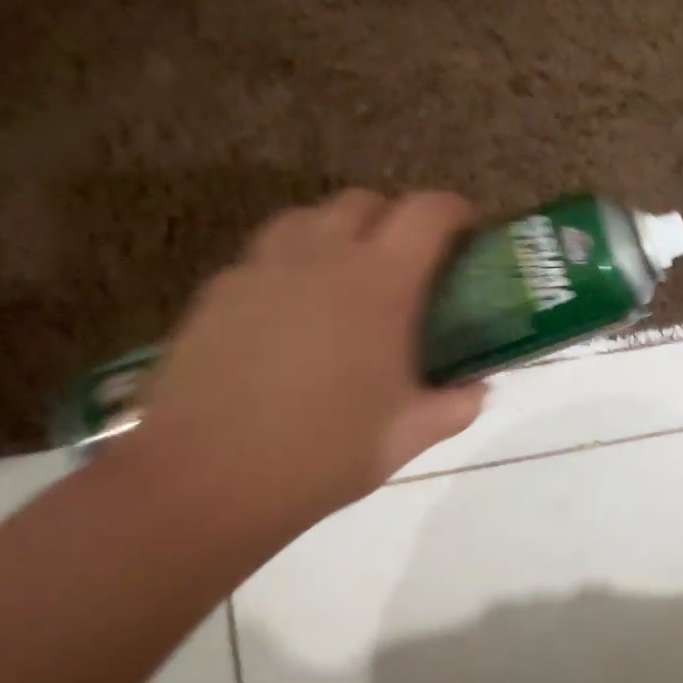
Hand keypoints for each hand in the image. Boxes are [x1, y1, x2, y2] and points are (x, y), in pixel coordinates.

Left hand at [122, 190, 485, 526]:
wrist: (203, 481)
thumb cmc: (324, 454)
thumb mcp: (410, 435)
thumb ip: (456, 404)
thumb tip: (479, 388)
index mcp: (380, 283)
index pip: (427, 212)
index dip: (454, 211)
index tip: (466, 233)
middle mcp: (322, 258)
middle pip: (365, 201)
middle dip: (394, 219)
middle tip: (407, 263)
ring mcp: (262, 269)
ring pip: (308, 218)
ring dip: (338, 233)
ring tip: (346, 278)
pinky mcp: (218, 292)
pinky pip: (264, 256)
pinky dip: (290, 266)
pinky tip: (292, 315)